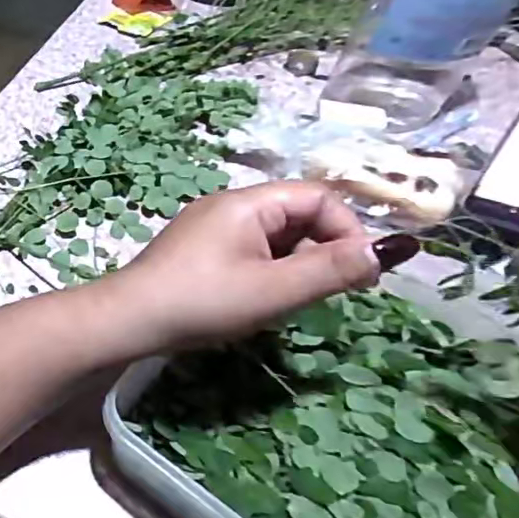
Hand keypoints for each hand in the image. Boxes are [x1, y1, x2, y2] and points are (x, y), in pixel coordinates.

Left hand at [105, 180, 416, 352]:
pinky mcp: (197, 250)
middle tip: (329, 293)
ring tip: (290, 301)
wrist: (128, 320)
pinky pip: (248, 250)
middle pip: (296, 215)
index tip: (360, 274)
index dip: (348, 231)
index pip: (318, 197)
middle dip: (322, 249)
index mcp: (247, 203)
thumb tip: (390, 250)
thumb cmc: (203, 302)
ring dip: (295, 264)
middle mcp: (228, 206)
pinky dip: (267, 271)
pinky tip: (259, 301)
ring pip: (274, 237)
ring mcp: (208, 228)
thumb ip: (333, 269)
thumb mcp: (275, 290)